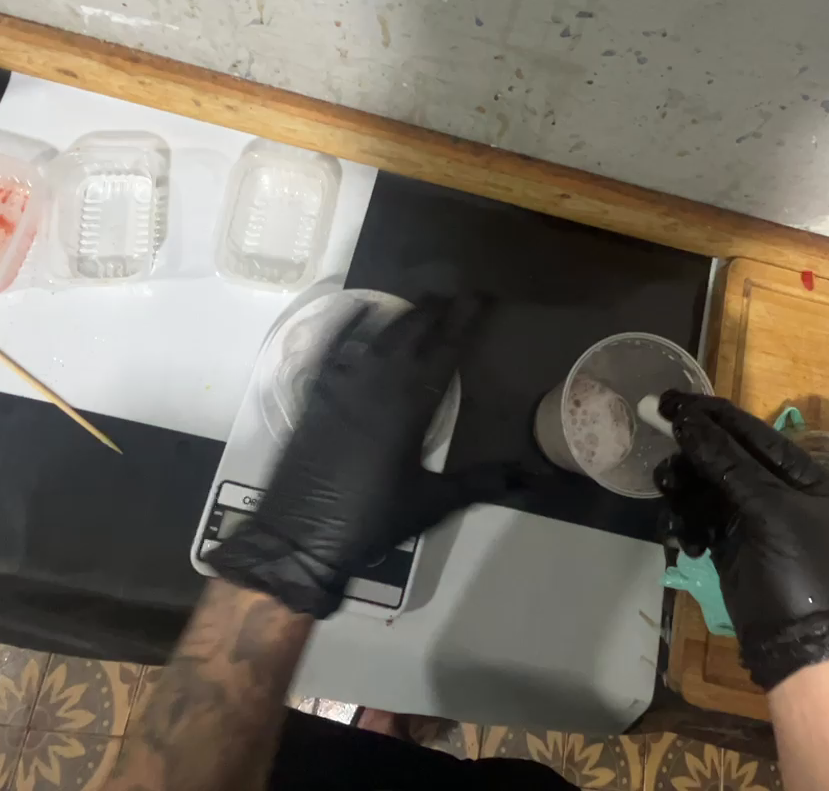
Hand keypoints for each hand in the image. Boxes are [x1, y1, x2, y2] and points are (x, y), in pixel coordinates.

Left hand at [205, 294, 512, 617]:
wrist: (300, 535)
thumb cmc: (372, 518)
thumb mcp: (433, 502)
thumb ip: (480, 482)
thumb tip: (528, 476)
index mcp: (412, 406)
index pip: (446, 350)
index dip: (464, 321)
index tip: (479, 298)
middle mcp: (380, 383)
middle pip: (413, 332)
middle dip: (435, 309)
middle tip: (452, 292)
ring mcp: (344, 384)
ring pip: (378, 334)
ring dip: (401, 314)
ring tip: (419, 300)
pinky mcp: (317, 392)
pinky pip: (334, 346)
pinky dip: (348, 324)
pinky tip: (359, 309)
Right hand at [656, 392, 828, 689]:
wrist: (801, 648)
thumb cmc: (800, 569)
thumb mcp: (771, 510)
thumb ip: (727, 462)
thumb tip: (686, 419)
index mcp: (800, 473)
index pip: (749, 430)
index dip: (709, 413)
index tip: (670, 400)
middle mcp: (775, 487)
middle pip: (721, 453)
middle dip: (691, 452)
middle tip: (660, 441)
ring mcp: (750, 515)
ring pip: (704, 483)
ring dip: (684, 486)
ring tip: (669, 490)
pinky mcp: (728, 540)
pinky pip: (697, 514)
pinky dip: (687, 521)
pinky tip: (689, 540)